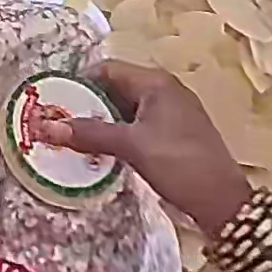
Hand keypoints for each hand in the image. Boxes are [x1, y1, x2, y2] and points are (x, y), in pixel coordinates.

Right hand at [32, 60, 251, 233]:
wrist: (224, 203)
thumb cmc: (178, 164)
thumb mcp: (131, 147)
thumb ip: (90, 134)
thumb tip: (47, 128)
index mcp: (156, 82)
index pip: (108, 68)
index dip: (81, 81)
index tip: (58, 100)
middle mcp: (165, 89)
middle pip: (117, 86)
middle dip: (90, 102)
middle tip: (63, 120)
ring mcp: (173, 110)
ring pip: (127, 106)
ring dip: (104, 119)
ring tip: (78, 136)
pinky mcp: (176, 131)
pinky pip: (139, 122)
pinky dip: (120, 131)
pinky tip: (105, 149)